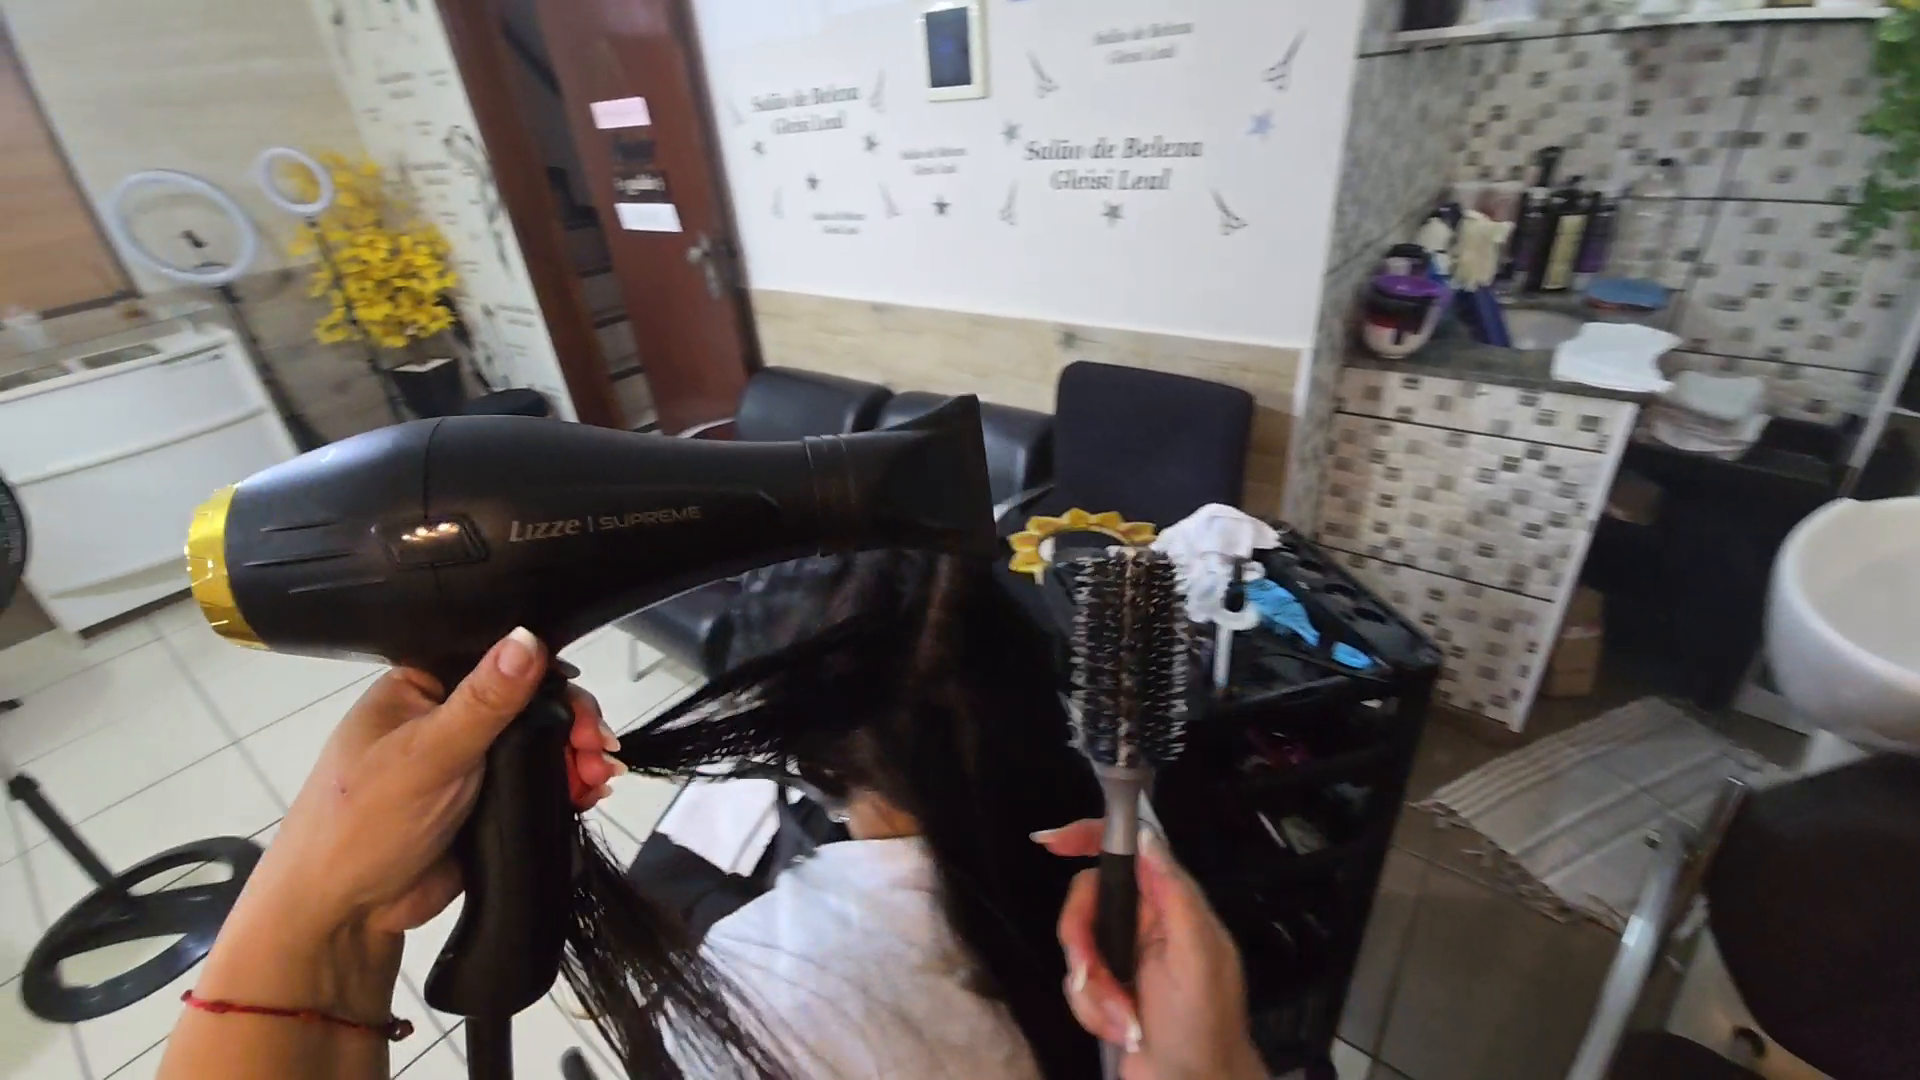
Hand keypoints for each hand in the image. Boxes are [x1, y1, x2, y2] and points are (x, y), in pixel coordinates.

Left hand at [169, 629, 624, 1076]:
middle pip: (534, 702)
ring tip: (600, 779)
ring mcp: (472, 758)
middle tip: (598, 750)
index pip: (501, 661)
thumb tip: (530, 637)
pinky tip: (591, 792)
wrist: (344, 921)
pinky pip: (543, 776)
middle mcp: (450, 716)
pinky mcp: (491, 796)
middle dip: (574, 725)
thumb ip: (485, 699)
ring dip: (579, 756)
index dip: (549, 677)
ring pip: (544, 740)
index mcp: (422, 689)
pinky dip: (572, 782)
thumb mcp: (428, 755)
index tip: (581, 708)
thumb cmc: (363, 826)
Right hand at [1034, 821, 1265, 1079]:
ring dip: (1093, 988)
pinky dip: (1092, 1009)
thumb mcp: (1197, 957)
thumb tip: (1145, 834)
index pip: (1127, 850)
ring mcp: (1122, 954)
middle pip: (1087, 898)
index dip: (1087, 835)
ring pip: (1076, 943)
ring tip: (1123, 1020)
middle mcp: (1143, 921)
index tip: (1050, 842)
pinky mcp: (1105, 986)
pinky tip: (1120, 1030)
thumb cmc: (1204, 1026)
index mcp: (1170, 903)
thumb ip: (1173, 893)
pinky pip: (1076, 981)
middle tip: (1087, 974)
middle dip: (1081, 940)